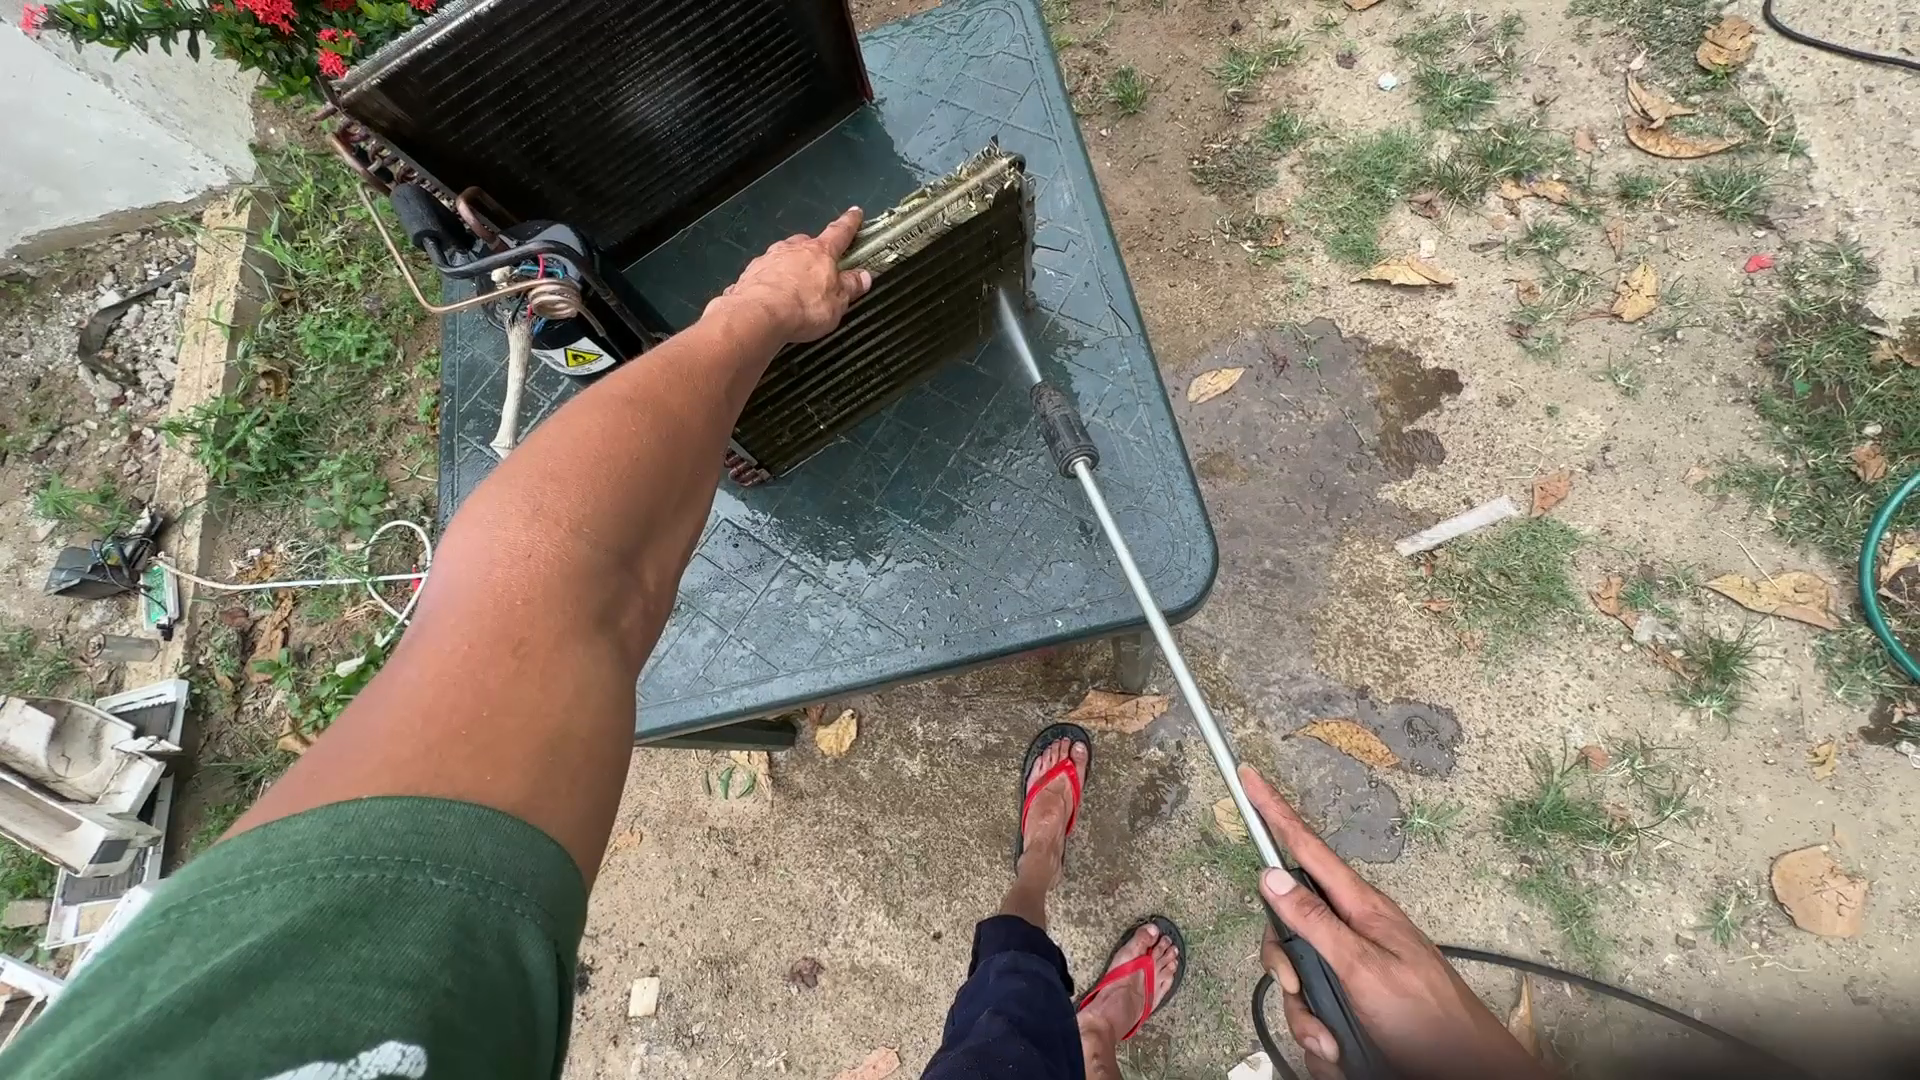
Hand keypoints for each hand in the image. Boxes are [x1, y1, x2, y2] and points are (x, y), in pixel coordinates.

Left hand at [707, 207, 872, 343]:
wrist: (759, 315)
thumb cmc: (803, 307)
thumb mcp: (837, 302)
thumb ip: (850, 287)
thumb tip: (864, 277)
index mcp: (820, 252)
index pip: (839, 232)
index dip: (849, 223)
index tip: (855, 213)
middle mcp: (793, 248)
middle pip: (808, 244)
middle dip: (814, 253)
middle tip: (820, 270)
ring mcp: (769, 258)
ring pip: (785, 257)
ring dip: (791, 268)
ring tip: (795, 291)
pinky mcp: (751, 273)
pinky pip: (766, 274)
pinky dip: (773, 282)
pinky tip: (774, 299)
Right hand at [1243, 766, 1545, 1079]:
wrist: (1472, 1077)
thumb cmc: (1431, 1022)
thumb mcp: (1364, 969)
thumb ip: (1315, 921)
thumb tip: (1270, 874)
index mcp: (1359, 906)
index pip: (1305, 845)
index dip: (1273, 809)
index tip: (1249, 775)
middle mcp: (1350, 927)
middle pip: (1286, 922)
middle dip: (1284, 965)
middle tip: (1299, 992)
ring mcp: (1350, 962)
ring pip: (1295, 970)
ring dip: (1305, 1013)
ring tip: (1333, 1041)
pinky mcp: (1351, 995)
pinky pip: (1312, 1006)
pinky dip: (1318, 1032)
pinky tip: (1339, 1050)